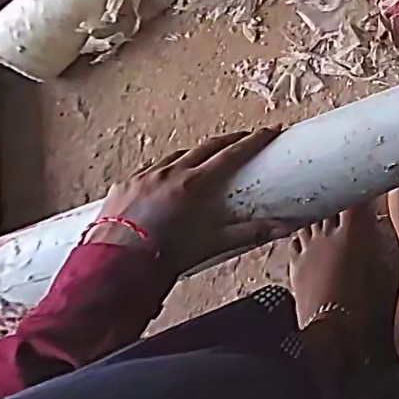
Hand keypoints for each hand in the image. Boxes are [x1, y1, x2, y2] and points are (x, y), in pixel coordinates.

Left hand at [89, 128, 296, 273]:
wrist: (115, 267)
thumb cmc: (166, 256)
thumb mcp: (213, 244)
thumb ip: (249, 233)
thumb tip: (283, 228)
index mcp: (195, 184)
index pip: (233, 154)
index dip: (254, 141)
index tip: (269, 131)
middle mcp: (171, 172)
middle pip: (207, 146)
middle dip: (229, 140)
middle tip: (245, 137)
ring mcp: (146, 176)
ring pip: (177, 155)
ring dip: (196, 153)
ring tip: (207, 157)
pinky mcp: (126, 185)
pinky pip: (151, 169)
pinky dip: (166, 168)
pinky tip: (169, 177)